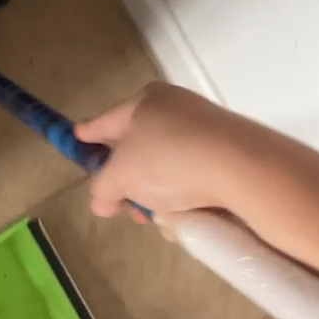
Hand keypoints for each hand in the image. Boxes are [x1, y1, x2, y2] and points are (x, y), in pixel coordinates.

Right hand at [74, 82, 267, 223]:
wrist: (240, 166)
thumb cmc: (169, 162)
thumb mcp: (121, 178)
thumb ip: (103, 189)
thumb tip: (102, 202)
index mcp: (144, 102)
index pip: (106, 121)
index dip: (89, 133)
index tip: (78, 137)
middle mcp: (175, 107)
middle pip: (139, 148)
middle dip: (129, 181)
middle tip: (127, 205)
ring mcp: (204, 128)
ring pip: (166, 166)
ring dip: (158, 194)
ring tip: (162, 215)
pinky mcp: (227, 150)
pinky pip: (193, 174)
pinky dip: (186, 194)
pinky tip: (187, 212)